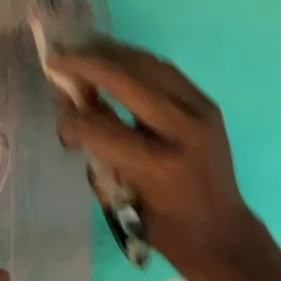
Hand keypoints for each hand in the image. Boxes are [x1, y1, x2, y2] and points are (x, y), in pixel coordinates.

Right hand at [49, 39, 261, 280]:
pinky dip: (136, 61)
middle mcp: (182, 131)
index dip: (72, 118)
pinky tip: (114, 59)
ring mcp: (200, 112)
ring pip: (148, 65)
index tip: (58, 116)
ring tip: (83, 50)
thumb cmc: (166, 229)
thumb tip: (72, 107)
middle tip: (59, 58)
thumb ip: (97, 151)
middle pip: (126, 80)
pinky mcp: (207, 103)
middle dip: (87, 64)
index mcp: (157, 166)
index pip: (100, 128)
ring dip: (112, 54)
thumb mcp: (121, 198)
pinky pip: (166, 71)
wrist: (221, 231)